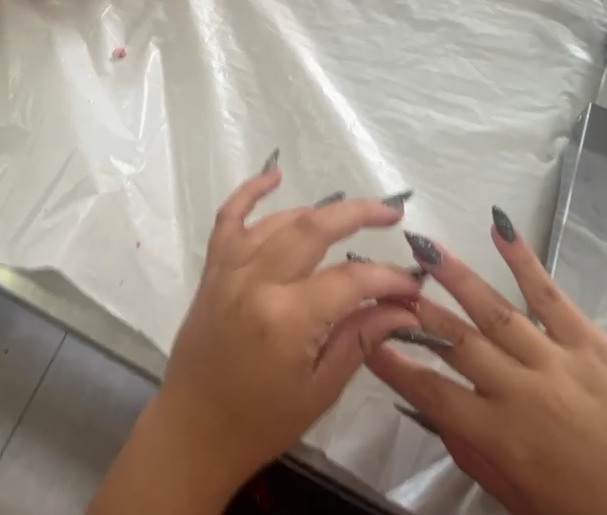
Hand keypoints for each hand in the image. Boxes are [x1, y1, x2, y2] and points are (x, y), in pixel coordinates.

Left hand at [90, 160, 424, 514]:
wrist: (194, 430)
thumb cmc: (261, 421)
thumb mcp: (321, 388)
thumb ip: (361, 337)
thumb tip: (406, 307)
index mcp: (287, 318)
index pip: (351, 280)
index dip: (388, 278)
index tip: (413, 284)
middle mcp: (256, 281)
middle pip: (314, 228)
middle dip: (359, 214)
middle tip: (393, 215)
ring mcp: (229, 269)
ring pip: (279, 221)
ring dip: (317, 213)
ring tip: (351, 218)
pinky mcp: (212, 269)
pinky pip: (229, 217)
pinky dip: (250, 192)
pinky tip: (274, 176)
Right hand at [368, 216, 606, 514]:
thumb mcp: (529, 503)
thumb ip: (481, 459)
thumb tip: (439, 417)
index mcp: (503, 439)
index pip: (431, 392)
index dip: (393, 361)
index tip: (365, 335)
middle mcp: (522, 392)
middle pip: (456, 341)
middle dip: (414, 307)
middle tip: (383, 277)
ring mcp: (558, 362)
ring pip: (493, 310)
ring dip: (453, 276)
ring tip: (422, 246)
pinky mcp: (595, 345)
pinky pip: (551, 296)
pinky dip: (524, 260)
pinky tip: (500, 229)